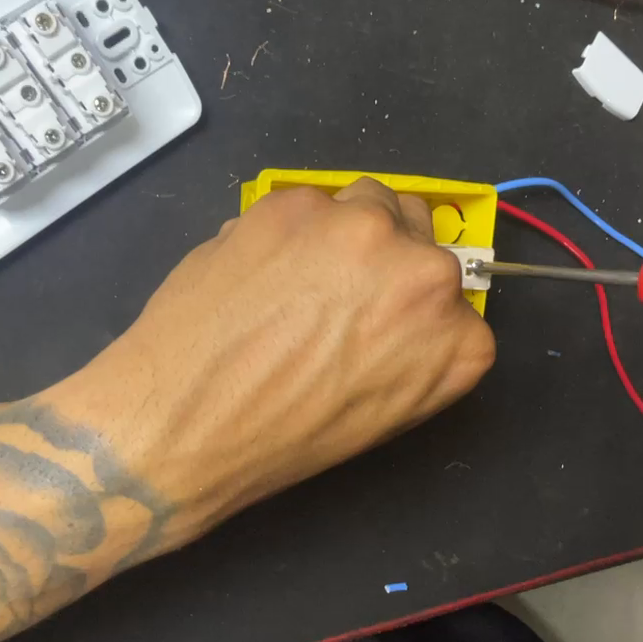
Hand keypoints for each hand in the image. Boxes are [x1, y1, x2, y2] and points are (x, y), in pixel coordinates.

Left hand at [60, 178, 495, 534]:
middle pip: (424, 240)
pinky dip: (294, 230)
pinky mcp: (297, 202)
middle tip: (338, 299)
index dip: (417, 317)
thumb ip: (416, 354)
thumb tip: (405, 312)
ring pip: (373, 204)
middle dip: (389, 263)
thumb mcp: (380, 414)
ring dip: (348, 231)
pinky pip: (313, 204)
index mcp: (460, 343)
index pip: (460, 308)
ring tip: (299, 277)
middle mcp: (427, 274)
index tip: (382, 331)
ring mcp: (362, 228)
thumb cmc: (284, 438)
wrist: (182, 419)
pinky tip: (260, 269)